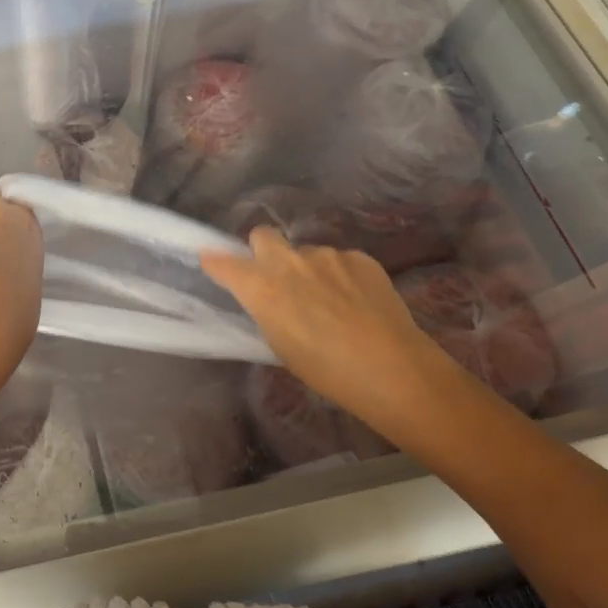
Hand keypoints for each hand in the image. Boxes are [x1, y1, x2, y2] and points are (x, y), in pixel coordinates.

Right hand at [202, 228, 454, 417]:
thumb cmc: (327, 371)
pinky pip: (340, 261)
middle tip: (280, 280)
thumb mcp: (281, 346)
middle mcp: (288, 261)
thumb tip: (266, 299)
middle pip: (263, 235)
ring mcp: (326, 255)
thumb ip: (267, 311)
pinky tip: (359, 303)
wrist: (393, 369)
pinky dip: (342, 277)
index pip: (222, 262)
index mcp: (261, 287)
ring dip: (310, 270)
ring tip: (333, 304)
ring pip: (307, 253)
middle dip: (264, 250)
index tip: (215, 265)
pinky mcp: (359, 257)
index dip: (216, 262)